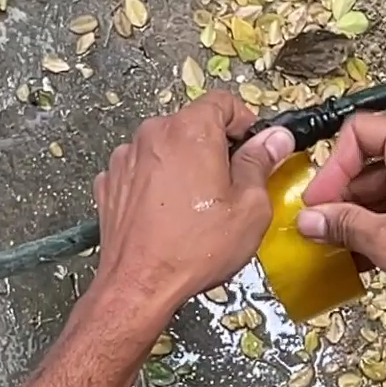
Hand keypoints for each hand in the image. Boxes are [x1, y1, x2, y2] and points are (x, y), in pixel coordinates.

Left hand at [92, 93, 292, 315]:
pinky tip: (168, 215)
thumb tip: (274, 140)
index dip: (244, 122)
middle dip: (213, 148)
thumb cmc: (193, 250)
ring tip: (195, 207)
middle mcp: (154, 134)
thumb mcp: (250, 208)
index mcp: (192, 131)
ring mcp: (127, 157)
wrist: (139, 284)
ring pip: (165, 149)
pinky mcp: (111, 182)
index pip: (223, 101)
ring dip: (183, 167)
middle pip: (192, 125)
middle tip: (229, 186)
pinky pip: (142, 171)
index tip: (252, 145)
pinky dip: (156, 185)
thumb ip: (261, 163)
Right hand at [296, 113, 385, 314]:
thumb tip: (313, 220)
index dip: (330, 170)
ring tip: (337, 251)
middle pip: (366, 164)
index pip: (357, 134)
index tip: (316, 203)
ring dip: (357, 221)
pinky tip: (363, 260)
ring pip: (381, 191)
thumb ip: (345, 226)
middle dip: (340, 200)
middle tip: (318, 231)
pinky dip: (380, 231)